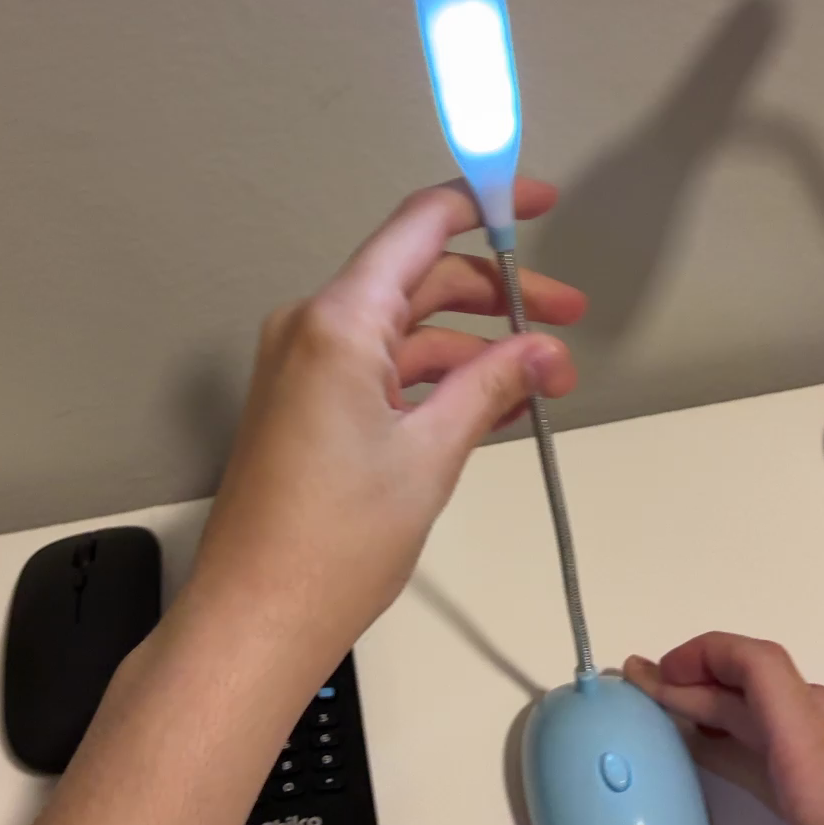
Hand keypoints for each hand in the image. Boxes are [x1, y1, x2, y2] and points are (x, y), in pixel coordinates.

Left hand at [182, 177, 585, 659]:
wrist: (254, 621)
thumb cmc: (340, 538)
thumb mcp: (431, 453)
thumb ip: (492, 385)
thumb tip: (551, 351)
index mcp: (339, 319)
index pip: (419, 226)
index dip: (485, 205)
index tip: (540, 203)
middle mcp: (315, 326)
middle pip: (421, 282)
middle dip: (498, 298)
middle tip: (569, 324)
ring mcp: (308, 365)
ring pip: (407, 332)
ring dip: (474, 349)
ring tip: (544, 382)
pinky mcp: (311, 403)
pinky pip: (385, 371)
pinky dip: (437, 380)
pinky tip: (493, 403)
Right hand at [624, 633, 823, 824]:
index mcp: (818, 770)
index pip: (758, 667)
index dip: (702, 655)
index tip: (656, 676)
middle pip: (769, 688)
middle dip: (703, 685)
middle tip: (657, 696)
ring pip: (813, 703)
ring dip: (756, 705)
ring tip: (720, 726)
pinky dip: (818, 720)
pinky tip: (816, 742)